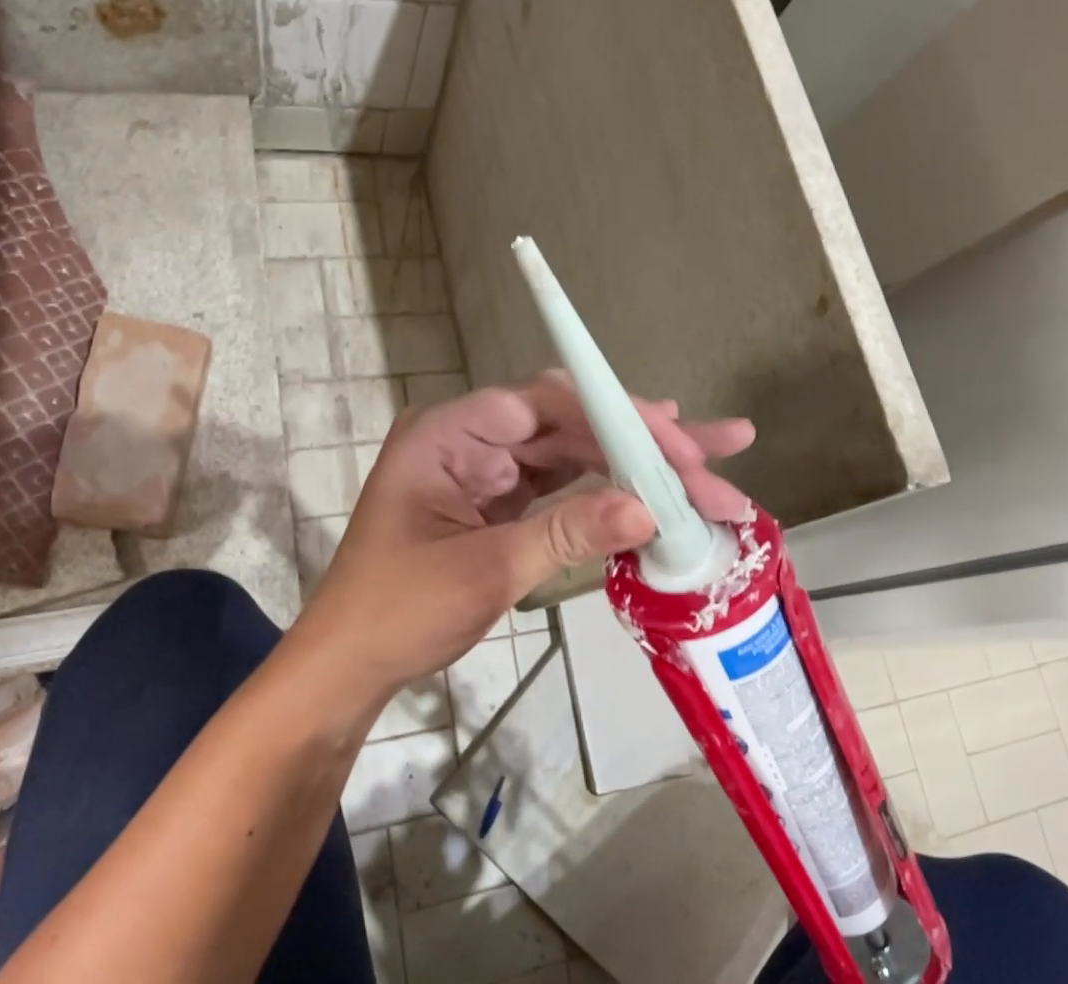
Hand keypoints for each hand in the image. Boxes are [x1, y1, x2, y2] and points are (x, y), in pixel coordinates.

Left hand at [293, 370, 755, 696]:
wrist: (350, 664)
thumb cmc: (399, 612)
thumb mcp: (485, 570)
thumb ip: (567, 533)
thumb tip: (650, 509)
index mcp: (450, 434)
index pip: (546, 403)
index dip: (618, 417)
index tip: (680, 443)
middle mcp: (470, 439)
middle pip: (569, 424)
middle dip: (643, 442)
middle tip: (717, 457)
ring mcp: (485, 470)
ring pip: (573, 452)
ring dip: (636, 461)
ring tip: (713, 463)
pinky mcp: (498, 503)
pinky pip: (561, 487)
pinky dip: (607, 490)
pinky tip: (656, 488)